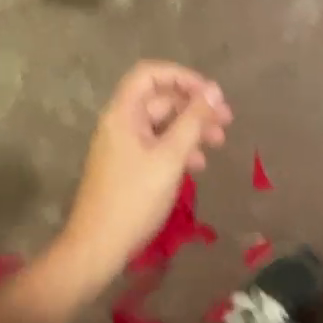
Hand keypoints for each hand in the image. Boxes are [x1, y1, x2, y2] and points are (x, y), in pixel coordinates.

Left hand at [54, 61, 231, 280]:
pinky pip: (157, 145)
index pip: (151, 74)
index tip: (210, 94)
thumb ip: (193, 120)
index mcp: (124, 113)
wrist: (96, 248)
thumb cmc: (134, 198)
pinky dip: (179, 148)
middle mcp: (121, 122)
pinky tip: (198, 166)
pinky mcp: (128, 166)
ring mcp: (123, 145)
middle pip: (161, 99)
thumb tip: (214, 90)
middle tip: (226, 122)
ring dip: (191, 129)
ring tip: (218, 144)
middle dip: (195, 107)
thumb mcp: (170, 157)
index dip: (182, 77)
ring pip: (163, 124)